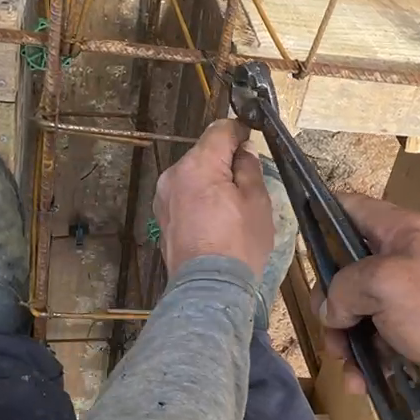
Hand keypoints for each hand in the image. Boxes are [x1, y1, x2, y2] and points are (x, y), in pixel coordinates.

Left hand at [154, 118, 275, 277]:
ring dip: (211, 181)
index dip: (239, 131)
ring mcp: (163, 197)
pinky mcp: (161, 217)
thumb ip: (249, 168)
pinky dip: (199, 198)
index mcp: (197, 166)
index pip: (219, 130)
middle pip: (203, 154)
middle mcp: (173, 175)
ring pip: (193, 175)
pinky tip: (215, 219)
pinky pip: (184, 195)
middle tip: (248, 182)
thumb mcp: (257, 201)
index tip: (252, 140)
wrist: (208, 289)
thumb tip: (243, 151)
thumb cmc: (238, 244)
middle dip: (225, 161)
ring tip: (232, 206)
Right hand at [320, 193, 419, 386]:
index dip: (320, 214)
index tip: (298, 238)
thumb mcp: (384, 284)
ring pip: (358, 306)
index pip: (350, 206)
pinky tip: (362, 381)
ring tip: (347, 366)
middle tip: (331, 327)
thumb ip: (343, 287)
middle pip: (346, 266)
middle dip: (332, 302)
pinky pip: (378, 335)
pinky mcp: (417, 327)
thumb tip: (333, 311)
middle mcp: (404, 255)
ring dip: (345, 338)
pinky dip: (367, 357)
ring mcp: (411, 293)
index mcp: (401, 229)